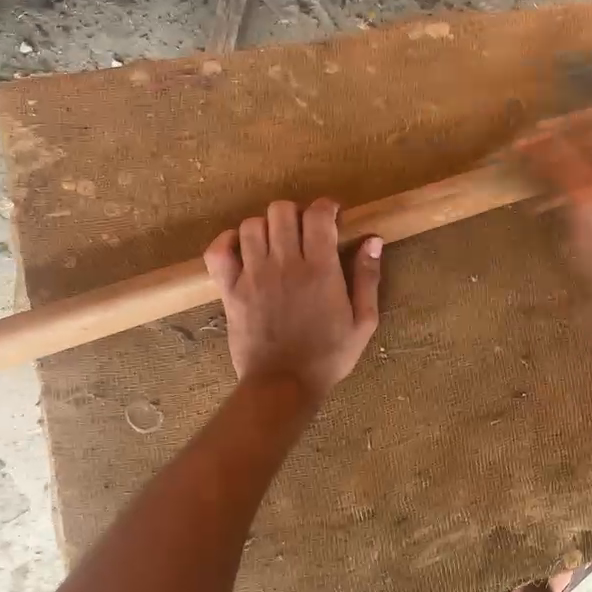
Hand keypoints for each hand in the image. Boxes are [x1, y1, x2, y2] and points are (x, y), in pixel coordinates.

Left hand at [203, 199, 381, 394]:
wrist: (283, 384)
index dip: (327, 207)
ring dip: (267, 226)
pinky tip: (242, 248)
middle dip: (297, 213)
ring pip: (252, 224)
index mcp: (321, 269)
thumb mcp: (364, 321)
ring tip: (278, 242)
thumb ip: (368, 278)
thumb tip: (373, 240)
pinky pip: (218, 251)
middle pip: (282, 211)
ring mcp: (253, 275)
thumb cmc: (329, 355)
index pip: (319, 215)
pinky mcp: (230, 290)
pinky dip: (227, 241)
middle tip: (306, 231)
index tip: (334, 217)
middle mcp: (285, 264)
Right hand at [517, 111, 591, 307]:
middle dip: (564, 125)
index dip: (536, 147)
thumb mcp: (577, 247)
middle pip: (585, 136)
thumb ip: (568, 213)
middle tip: (550, 123)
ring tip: (589, 113)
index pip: (554, 158)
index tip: (522, 141)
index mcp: (585, 197)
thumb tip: (556, 196)